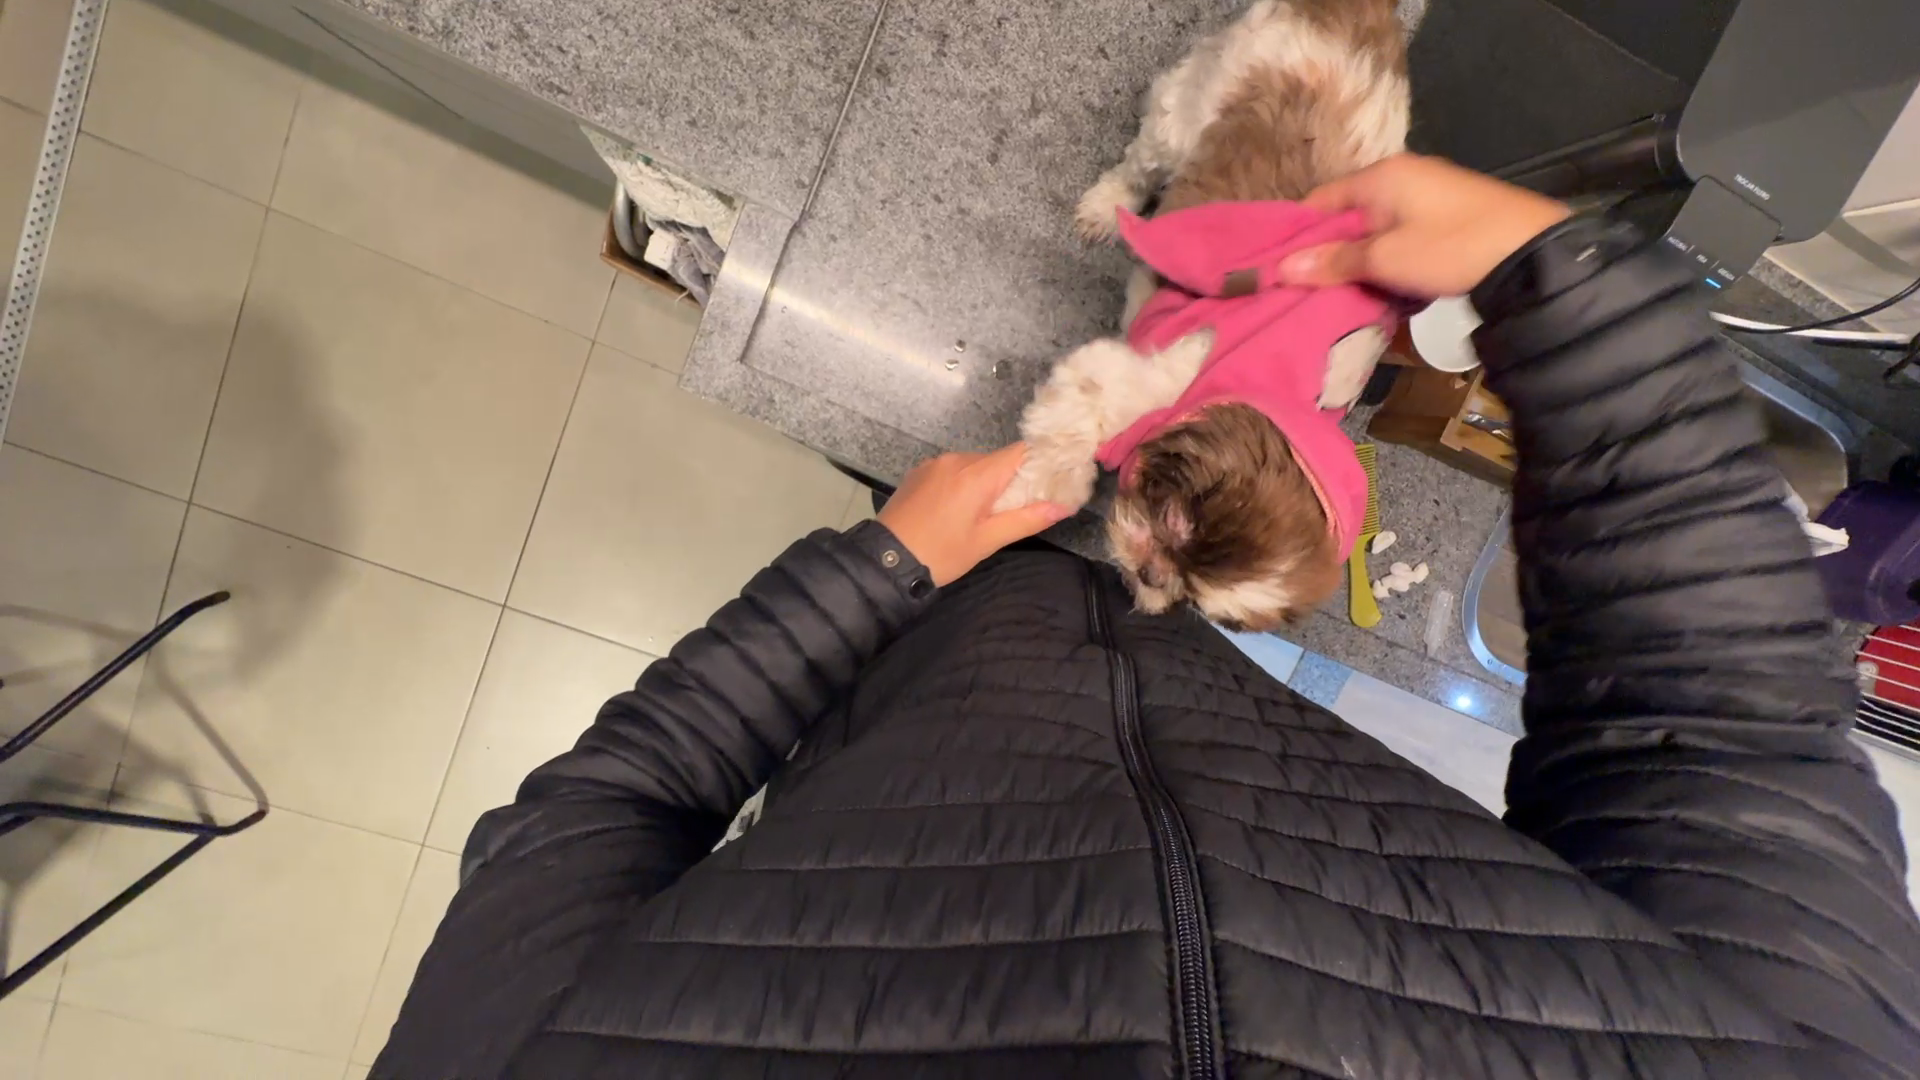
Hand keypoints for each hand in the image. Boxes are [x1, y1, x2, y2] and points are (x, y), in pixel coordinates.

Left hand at [878, 443, 1074, 585]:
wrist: (885, 562)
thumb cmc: (940, 554)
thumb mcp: (987, 541)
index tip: (1055, 479)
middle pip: (999, 460)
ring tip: (982, 516)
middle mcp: (956, 459)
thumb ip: (1027, 519)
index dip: (1043, 461)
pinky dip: (963, 484)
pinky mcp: (920, 472)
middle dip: (1013, 481)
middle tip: (1017, 510)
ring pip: (976, 465)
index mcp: (976, 474)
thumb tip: (1064, 505)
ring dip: (986, 484)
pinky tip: (956, 511)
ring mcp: (935, 463)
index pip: (1022, 451)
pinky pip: (953, 470)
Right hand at [1277, 154, 1571, 297]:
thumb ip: (1332, 262)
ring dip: (1353, 262)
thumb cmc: (1450, 247)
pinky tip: (1373, 288)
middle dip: (1324, 253)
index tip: (1279, 270)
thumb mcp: (1384, 258)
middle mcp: (1400, 178)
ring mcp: (1423, 197)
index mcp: (1382, 176)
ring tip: (1333, 295)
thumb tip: (1281, 268)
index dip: (1296, 236)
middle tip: (1302, 289)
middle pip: (1343, 218)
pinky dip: (1379, 262)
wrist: (1531, 254)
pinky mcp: (1441, 218)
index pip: (1318, 201)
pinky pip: (1393, 239)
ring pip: (1368, 232)